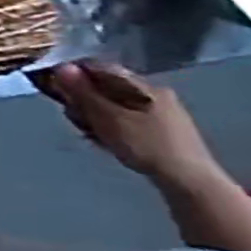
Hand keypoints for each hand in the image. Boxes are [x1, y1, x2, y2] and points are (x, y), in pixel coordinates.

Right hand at [34, 61, 220, 186]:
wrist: (192, 183)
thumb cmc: (146, 146)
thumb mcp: (107, 118)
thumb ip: (83, 92)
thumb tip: (61, 66)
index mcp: (142, 86)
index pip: (98, 67)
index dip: (73, 75)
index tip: (58, 91)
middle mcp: (153, 92)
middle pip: (104, 86)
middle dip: (84, 99)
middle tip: (76, 119)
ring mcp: (161, 112)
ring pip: (113, 103)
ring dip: (95, 114)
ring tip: (92, 133)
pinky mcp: (164, 129)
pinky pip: (126, 117)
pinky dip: (111, 125)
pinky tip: (108, 140)